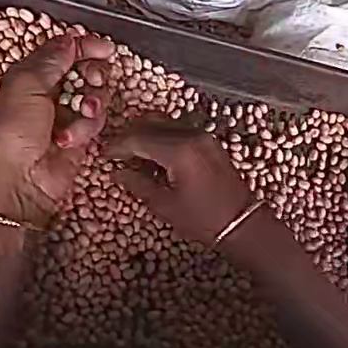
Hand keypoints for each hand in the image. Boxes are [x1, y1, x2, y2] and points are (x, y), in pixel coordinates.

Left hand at [0, 33, 113, 226]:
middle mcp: (49, 93)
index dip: (84, 47)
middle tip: (94, 81)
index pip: (63, 52)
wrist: (20, 181)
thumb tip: (71, 40)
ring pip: (95, 96)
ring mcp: (65, 116)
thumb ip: (52, 59)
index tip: (104, 48)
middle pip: (85, 72)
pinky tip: (70, 139)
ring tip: (83, 113)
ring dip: (92, 104)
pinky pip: (95, 122)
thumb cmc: (13, 133)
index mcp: (30, 75)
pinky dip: (86, 128)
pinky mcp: (79, 137)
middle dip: (93, 75)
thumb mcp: (27, 84)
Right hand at [106, 125, 257, 245]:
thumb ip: (138, 184)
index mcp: (179, 150)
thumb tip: (117, 172)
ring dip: (145, 135)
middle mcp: (191, 135)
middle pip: (150, 124)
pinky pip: (178, 130)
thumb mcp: (165, 205)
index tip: (104, 156)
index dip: (118, 146)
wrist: (243, 223)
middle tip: (115, 155)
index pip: (138, 138)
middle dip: (129, 137)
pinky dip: (162, 138)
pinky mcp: (209, 142)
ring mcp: (203, 136)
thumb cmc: (203, 220)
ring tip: (132, 156)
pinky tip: (154, 157)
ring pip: (164, 124)